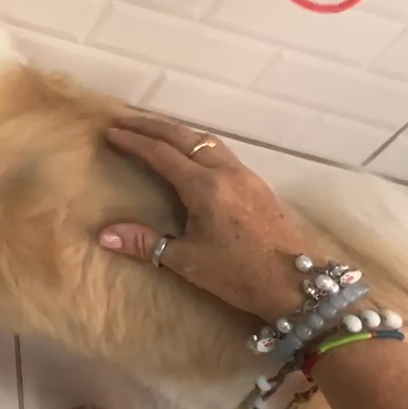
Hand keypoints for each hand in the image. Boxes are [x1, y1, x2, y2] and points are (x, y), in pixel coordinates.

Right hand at [97, 115, 316, 322]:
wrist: (303, 287)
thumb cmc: (241, 275)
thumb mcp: (189, 261)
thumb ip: (146, 243)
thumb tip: (104, 235)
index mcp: (204, 187)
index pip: (161, 154)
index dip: (134, 142)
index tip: (111, 133)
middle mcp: (225, 172)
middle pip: (183, 136)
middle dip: (152, 126)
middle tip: (126, 121)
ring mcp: (244, 175)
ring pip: (205, 139)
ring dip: (177, 131)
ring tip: (155, 131)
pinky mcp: (257, 184)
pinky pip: (220, 150)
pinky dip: (196, 142)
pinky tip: (191, 153)